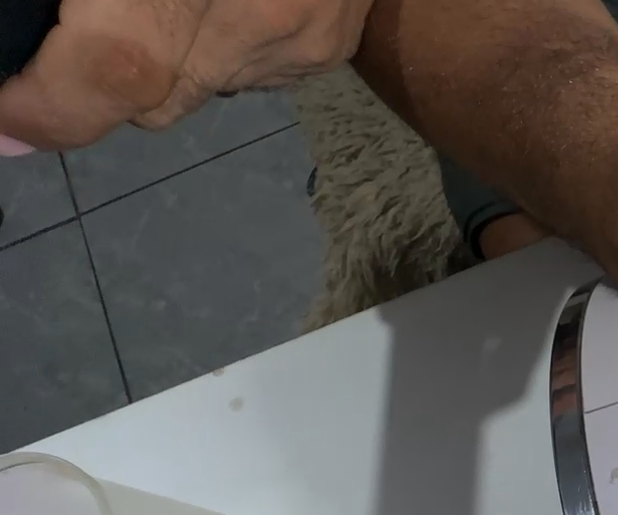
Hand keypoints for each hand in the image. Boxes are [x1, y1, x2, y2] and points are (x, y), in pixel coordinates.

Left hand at [0, 0, 372, 151]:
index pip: (112, 74)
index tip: (5, 123)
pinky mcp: (326, 52)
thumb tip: (55, 31)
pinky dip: (224, 45)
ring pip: (206, 88)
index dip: (48, 109)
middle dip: (104, 85)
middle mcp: (248, 30)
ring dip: (170, 56)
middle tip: (68, 39)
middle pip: (156, 101)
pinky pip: (257, 71)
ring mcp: (296, 50)